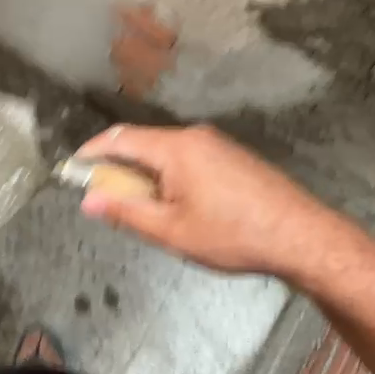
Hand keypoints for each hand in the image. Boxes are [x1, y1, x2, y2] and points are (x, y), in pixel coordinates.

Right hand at [75, 125, 327, 275]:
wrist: (302, 236)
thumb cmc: (232, 235)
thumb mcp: (171, 231)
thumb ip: (126, 212)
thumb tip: (88, 200)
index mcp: (175, 148)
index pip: (120, 139)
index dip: (92, 152)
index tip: (72, 168)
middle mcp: (195, 137)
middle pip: (143, 143)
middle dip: (118, 166)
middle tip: (104, 195)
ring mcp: (218, 144)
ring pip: (166, 152)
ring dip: (145, 173)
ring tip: (141, 206)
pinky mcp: (233, 157)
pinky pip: (188, 157)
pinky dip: (169, 174)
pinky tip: (176, 203)